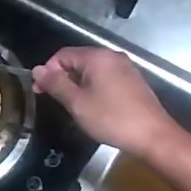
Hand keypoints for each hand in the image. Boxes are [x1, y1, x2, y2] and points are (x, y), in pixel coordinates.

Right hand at [32, 47, 183, 160]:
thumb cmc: (111, 118)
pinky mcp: (132, 82)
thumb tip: (38, 69)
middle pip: (78, 61)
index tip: (39, 91)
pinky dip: (93, 89)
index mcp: (97, 57)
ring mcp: (125, 68)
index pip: (62, 55)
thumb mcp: (77, 103)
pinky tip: (92, 107)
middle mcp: (112, 57)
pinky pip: (105, 79)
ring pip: (92, 71)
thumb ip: (56, 84)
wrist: (152, 135)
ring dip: (77, 85)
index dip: (48, 71)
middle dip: (62, 78)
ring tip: (71, 106)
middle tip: (53, 100)